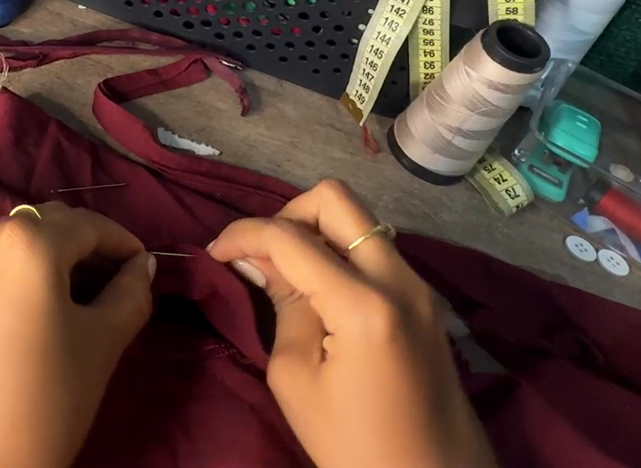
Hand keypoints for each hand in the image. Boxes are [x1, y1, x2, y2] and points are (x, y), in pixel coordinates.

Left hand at [0, 202, 154, 467]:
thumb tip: (143, 264)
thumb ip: (130, 292)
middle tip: (123, 284)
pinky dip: (27, 270)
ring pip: (24, 240)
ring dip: (59, 257)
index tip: (147, 267)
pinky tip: (47, 305)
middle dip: (91, 248)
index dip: (124, 244)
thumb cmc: (44, 397)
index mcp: (27, 238)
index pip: (90, 225)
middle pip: (54, 225)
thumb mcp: (101, 342)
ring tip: (88, 297)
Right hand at [208, 180, 496, 467]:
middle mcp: (399, 280)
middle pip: (334, 199)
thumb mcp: (297, 380)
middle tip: (263, 254)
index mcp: (364, 304)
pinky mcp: (425, 302)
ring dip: (315, 230)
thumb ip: (282, 304)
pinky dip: (338, 250)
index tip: (215, 252)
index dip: (243, 234)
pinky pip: (373, 249)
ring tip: (285, 270)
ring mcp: (419, 288)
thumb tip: (260, 259)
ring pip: (357, 218)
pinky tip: (316, 287)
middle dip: (287, 214)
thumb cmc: (357, 449)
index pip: (290, 237)